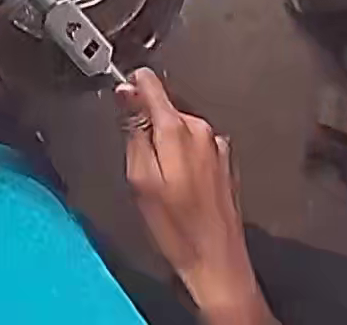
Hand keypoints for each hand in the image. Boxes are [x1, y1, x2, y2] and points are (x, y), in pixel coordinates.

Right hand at [118, 69, 274, 324]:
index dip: (130, 88)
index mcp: (176, 128)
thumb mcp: (139, 177)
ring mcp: (216, 145)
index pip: (148, 80)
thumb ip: (132, 128)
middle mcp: (200, 129)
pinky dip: (183, 155)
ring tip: (164, 180)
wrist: (219, 267)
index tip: (122, 105)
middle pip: (162, 105)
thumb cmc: (177, 229)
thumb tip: (125, 92)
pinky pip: (194, 143)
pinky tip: (182, 186)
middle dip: (148, 125)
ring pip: (178, 125)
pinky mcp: (224, 161)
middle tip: (144, 163)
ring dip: (166, 142)